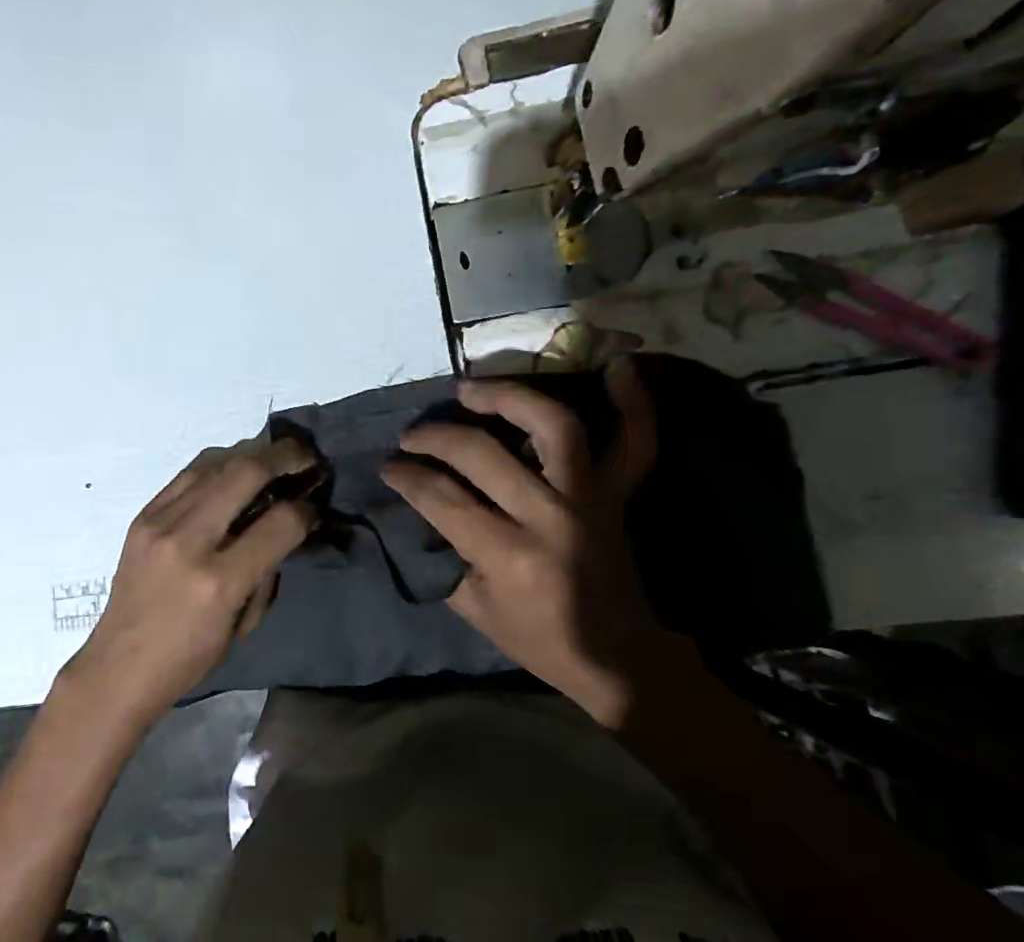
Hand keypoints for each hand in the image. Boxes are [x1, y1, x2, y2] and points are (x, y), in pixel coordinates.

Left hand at [64, 438, 317, 720]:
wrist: (119, 666)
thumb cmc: (190, 657)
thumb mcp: (244, 623)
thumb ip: (267, 569)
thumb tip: (288, 523)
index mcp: (219, 581)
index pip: (279, 523)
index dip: (306, 510)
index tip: (315, 507)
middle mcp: (188, 541)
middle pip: (245, 473)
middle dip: (284, 457)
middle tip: (306, 457)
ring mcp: (159, 523)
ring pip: (215, 462)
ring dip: (251, 454)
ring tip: (273, 459)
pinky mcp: (142, 516)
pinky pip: (188, 474)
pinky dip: (218, 465)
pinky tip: (234, 471)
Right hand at [381, 359, 673, 727]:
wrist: (616, 657)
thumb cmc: (539, 639)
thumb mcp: (474, 608)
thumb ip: (445, 553)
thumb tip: (421, 504)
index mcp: (509, 555)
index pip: (441, 498)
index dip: (406, 477)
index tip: (388, 467)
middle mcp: (550, 516)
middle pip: (481, 454)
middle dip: (434, 437)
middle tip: (411, 435)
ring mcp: (589, 499)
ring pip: (553, 425)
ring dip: (508, 396)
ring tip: (471, 389)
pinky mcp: (617, 495)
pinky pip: (635, 442)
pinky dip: (633, 403)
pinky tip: (617, 368)